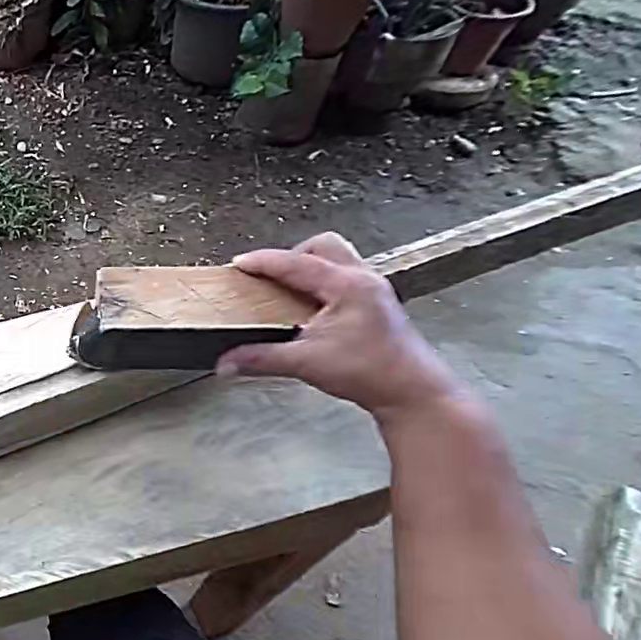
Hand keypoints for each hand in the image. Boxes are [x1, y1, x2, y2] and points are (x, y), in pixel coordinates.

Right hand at [215, 233, 465, 420]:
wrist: (412, 392)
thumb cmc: (372, 372)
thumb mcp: (306, 363)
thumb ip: (262, 359)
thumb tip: (228, 363)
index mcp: (346, 285)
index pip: (296, 263)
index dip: (264, 262)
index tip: (241, 263)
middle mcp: (363, 280)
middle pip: (324, 247)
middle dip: (293, 256)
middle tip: (271, 276)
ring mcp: (375, 291)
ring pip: (339, 260)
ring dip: (312, 269)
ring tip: (291, 292)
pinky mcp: (379, 306)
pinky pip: (348, 279)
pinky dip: (326, 284)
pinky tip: (315, 310)